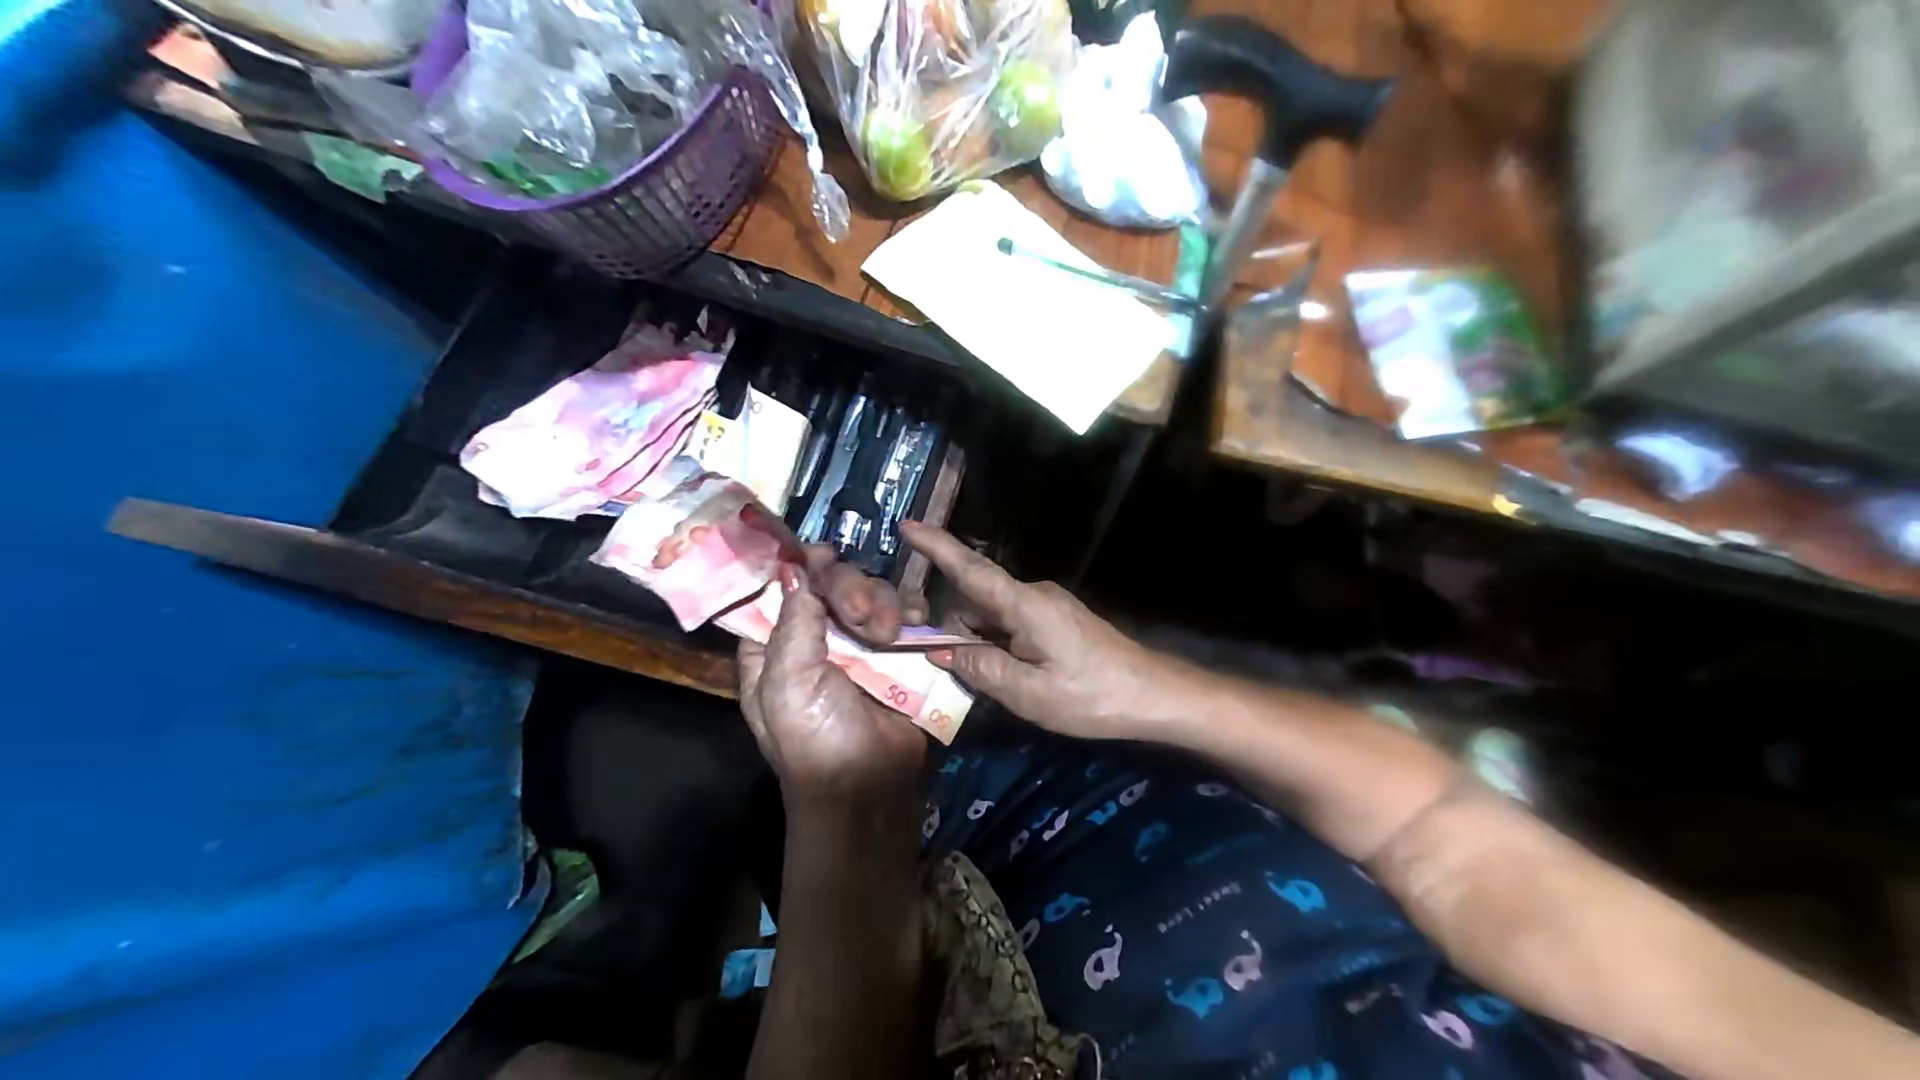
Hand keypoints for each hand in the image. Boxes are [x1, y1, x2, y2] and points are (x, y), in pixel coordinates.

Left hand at [738, 564, 925, 805]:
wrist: (870, 787)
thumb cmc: (814, 739)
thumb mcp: (788, 682)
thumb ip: (793, 620)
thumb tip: (793, 568)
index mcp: (775, 644)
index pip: (781, 587)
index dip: (798, 565)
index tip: (820, 554)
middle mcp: (815, 636)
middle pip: (831, 582)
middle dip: (849, 589)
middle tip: (860, 616)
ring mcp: (858, 642)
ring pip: (872, 591)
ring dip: (882, 603)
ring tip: (889, 634)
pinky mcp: (896, 652)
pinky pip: (904, 612)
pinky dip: (909, 611)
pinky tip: (914, 625)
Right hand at [899, 522, 1172, 739]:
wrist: (1153, 694)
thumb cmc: (1091, 696)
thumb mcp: (1027, 693)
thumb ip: (979, 668)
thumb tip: (941, 650)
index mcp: (1024, 605)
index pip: (970, 570)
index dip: (936, 547)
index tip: (907, 525)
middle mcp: (1032, 595)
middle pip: (975, 602)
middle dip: (958, 633)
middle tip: (963, 677)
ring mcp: (1046, 606)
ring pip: (992, 617)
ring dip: (981, 645)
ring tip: (1000, 686)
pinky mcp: (1056, 620)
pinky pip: (1011, 625)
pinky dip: (999, 647)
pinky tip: (1013, 677)